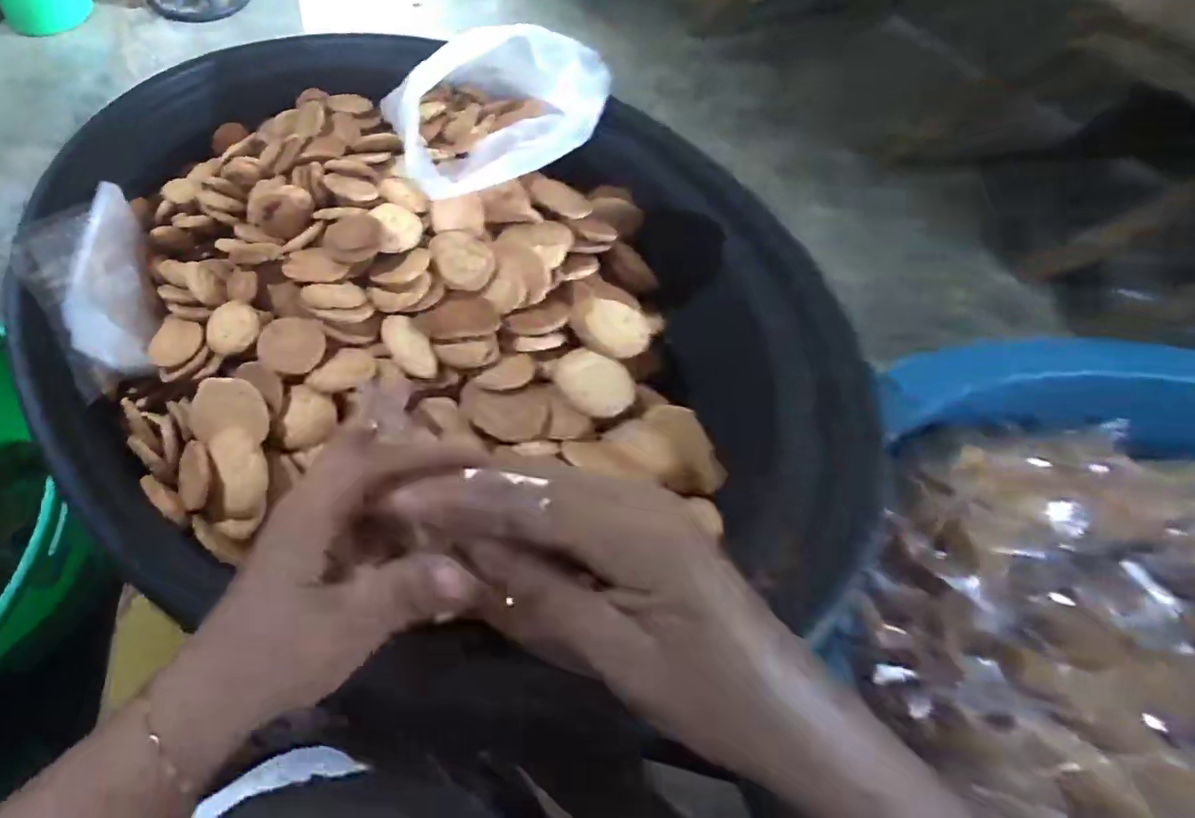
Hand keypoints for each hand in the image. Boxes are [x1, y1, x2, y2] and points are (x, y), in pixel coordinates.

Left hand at [149, 429, 486, 770]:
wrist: (221, 684)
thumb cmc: (280, 651)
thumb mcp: (348, 625)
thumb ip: (404, 591)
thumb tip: (468, 572)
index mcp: (312, 508)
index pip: (371, 459)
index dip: (422, 453)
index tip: (473, 456)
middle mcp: (308, 505)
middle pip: (362, 461)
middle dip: (412, 460)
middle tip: (466, 471)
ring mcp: (307, 527)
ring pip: (360, 490)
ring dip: (403, 491)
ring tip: (456, 499)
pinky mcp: (310, 552)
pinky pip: (357, 521)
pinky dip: (390, 522)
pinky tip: (422, 541)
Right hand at [383, 463, 966, 817]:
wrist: (796, 719)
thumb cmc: (707, 694)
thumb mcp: (615, 654)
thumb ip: (538, 590)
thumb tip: (466, 543)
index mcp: (634, 528)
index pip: (525, 497)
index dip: (457, 496)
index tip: (399, 498)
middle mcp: (632, 494)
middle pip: (528, 477)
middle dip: (462, 483)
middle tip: (402, 492)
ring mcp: (637, 499)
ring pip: (539, 480)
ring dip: (484, 490)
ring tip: (429, 499)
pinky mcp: (636, 515)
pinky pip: (560, 497)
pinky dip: (515, 505)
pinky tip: (485, 515)